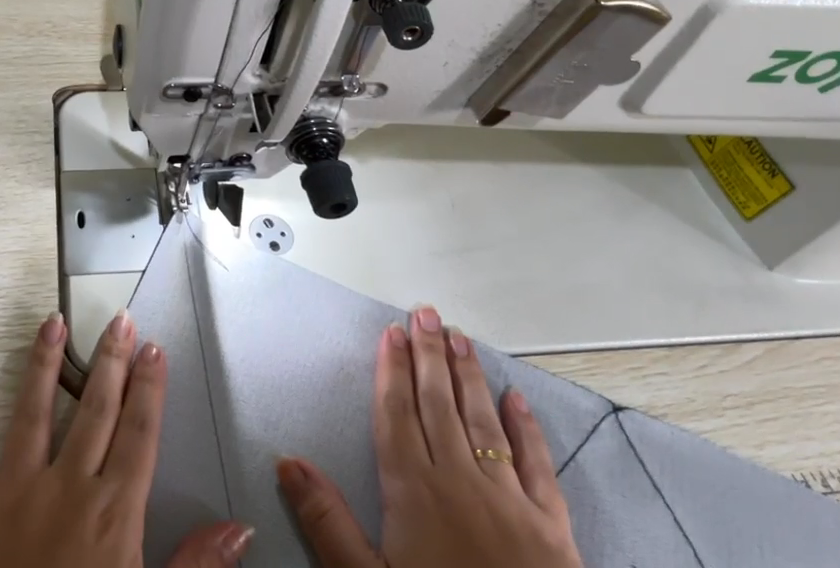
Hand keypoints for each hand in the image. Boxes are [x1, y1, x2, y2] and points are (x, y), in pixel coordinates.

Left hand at [0, 309, 256, 567]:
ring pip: (33, 411)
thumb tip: (238, 528)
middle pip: (95, 410)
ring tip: (52, 322)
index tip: (154, 350)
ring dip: (44, 363)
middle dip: (110, 361)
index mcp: (112, 513)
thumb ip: (195, 565)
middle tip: (119, 320)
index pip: (138, 434)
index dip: (149, 389)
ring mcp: (13, 491)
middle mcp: (65, 489)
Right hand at [277, 307, 582, 567]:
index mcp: (413, 493)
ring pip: (484, 422)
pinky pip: (538, 464)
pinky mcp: (551, 526)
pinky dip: (528, 428)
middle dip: (429, 355)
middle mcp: (460, 483)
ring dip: (469, 377)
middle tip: (424, 314)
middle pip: (439, 405)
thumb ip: (327, 521)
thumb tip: (288, 463)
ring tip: (461, 338)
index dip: (391, 371)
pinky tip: (517, 399)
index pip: (396, 414)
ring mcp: (509, 500)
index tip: (390, 334)